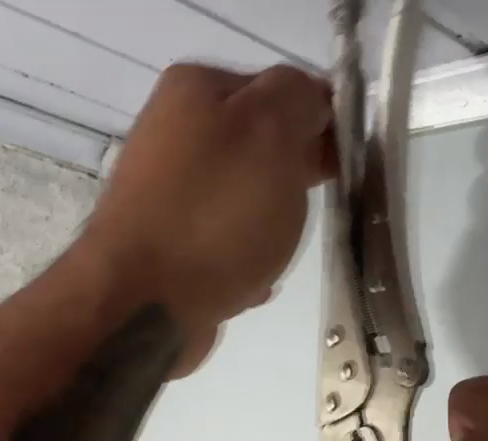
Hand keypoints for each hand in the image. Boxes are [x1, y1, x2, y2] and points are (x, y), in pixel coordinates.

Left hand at [67, 63, 334, 374]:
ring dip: (270, 226)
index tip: (341, 167)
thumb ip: (299, 98)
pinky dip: (244, 260)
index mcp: (196, 90)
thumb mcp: (272, 133)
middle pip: (261, 148)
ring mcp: (165, 193)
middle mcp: (173, 133)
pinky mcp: (166, 247)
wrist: (146, 305)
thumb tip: (309, 101)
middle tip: (309, 211)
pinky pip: (225, 244)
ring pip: (245, 200)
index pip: (280, 90)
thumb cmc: (216, 215)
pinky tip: (251, 281)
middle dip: (292, 181)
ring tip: (275, 252)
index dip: (320, 125)